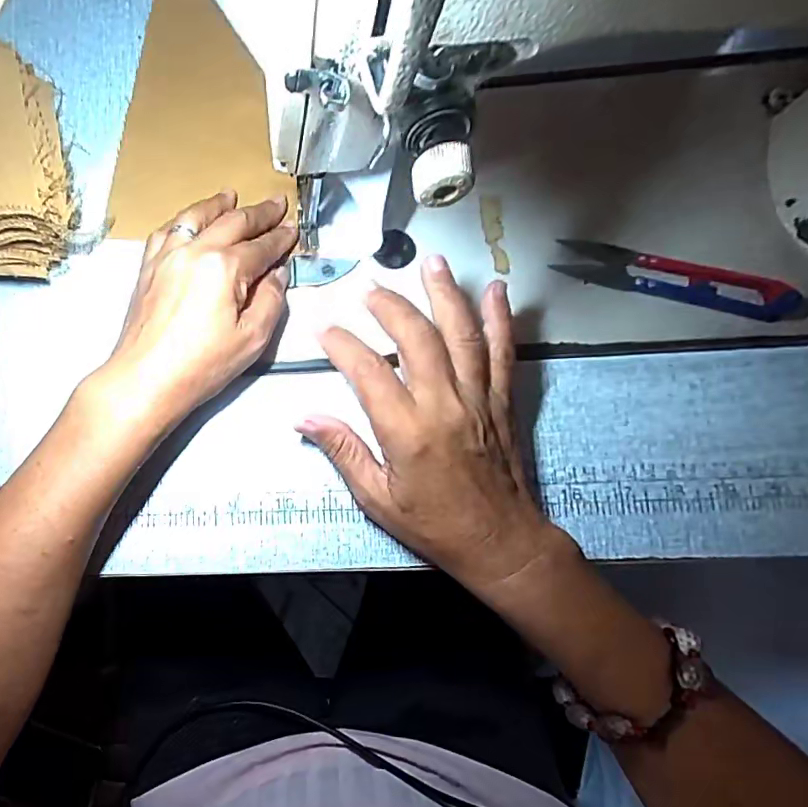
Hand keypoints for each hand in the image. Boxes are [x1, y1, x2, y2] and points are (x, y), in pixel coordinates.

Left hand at [85, 190, 295, 434]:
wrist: (144, 379)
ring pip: (194, 217)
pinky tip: (188, 221)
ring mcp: (166, 257)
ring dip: (217, 205)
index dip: (280, 238)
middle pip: (232, 222)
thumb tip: (275, 275)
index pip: (261, 245)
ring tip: (230, 196)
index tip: (292, 231)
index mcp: (224, 266)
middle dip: (258, 213)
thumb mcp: (252, 339)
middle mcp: (194, 251)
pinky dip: (183, 220)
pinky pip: (166, 231)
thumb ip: (270, 300)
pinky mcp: (148, 269)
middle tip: (275, 205)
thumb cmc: (198, 367)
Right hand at [298, 255, 567, 597]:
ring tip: (432, 263)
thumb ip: (343, 451)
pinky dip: (499, 319)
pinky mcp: (503, 401)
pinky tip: (496, 290)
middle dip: (391, 307)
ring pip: (462, 335)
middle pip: (417, 339)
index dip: (343, 345)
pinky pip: (503, 352)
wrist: (500, 542)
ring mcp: (479, 399)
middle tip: (370, 289)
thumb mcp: (376, 498)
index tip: (324, 330)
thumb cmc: (432, 524)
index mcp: (407, 431)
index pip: (369, 372)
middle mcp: (444, 405)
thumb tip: (304, 419)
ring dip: (446, 295)